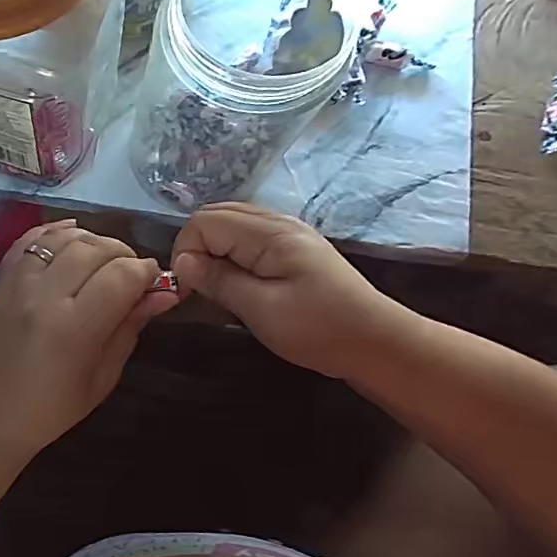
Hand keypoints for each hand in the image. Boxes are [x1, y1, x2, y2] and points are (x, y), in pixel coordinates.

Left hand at [0, 221, 178, 461]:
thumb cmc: (52, 409)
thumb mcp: (102, 377)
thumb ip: (130, 328)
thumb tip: (165, 292)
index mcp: (72, 329)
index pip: (121, 276)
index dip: (146, 272)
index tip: (154, 283)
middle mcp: (43, 297)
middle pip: (94, 249)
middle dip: (123, 254)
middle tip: (131, 274)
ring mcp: (17, 286)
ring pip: (63, 238)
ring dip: (92, 241)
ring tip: (103, 262)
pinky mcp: (0, 282)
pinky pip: (28, 241)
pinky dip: (54, 233)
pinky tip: (73, 239)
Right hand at [171, 203, 414, 377]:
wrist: (376, 342)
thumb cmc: (318, 329)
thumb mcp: (261, 309)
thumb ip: (218, 280)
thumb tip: (181, 263)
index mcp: (269, 233)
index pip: (203, 221)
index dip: (187, 251)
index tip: (191, 288)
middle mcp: (277, 221)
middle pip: (214, 215)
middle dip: (196, 247)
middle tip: (200, 287)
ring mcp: (286, 231)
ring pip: (229, 223)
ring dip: (212, 249)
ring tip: (217, 285)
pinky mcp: (291, 245)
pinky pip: (246, 235)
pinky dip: (230, 251)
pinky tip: (237, 279)